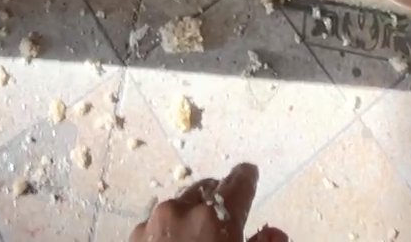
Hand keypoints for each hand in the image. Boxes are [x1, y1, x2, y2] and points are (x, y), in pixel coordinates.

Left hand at [129, 163, 286, 241]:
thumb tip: (276, 234)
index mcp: (213, 219)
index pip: (238, 184)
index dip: (247, 179)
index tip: (251, 175)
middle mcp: (180, 211)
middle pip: (207, 191)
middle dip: (219, 201)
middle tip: (228, 220)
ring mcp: (152, 224)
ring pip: (181, 204)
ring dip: (194, 215)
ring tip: (202, 240)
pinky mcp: (134, 239)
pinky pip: (160, 224)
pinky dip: (173, 230)